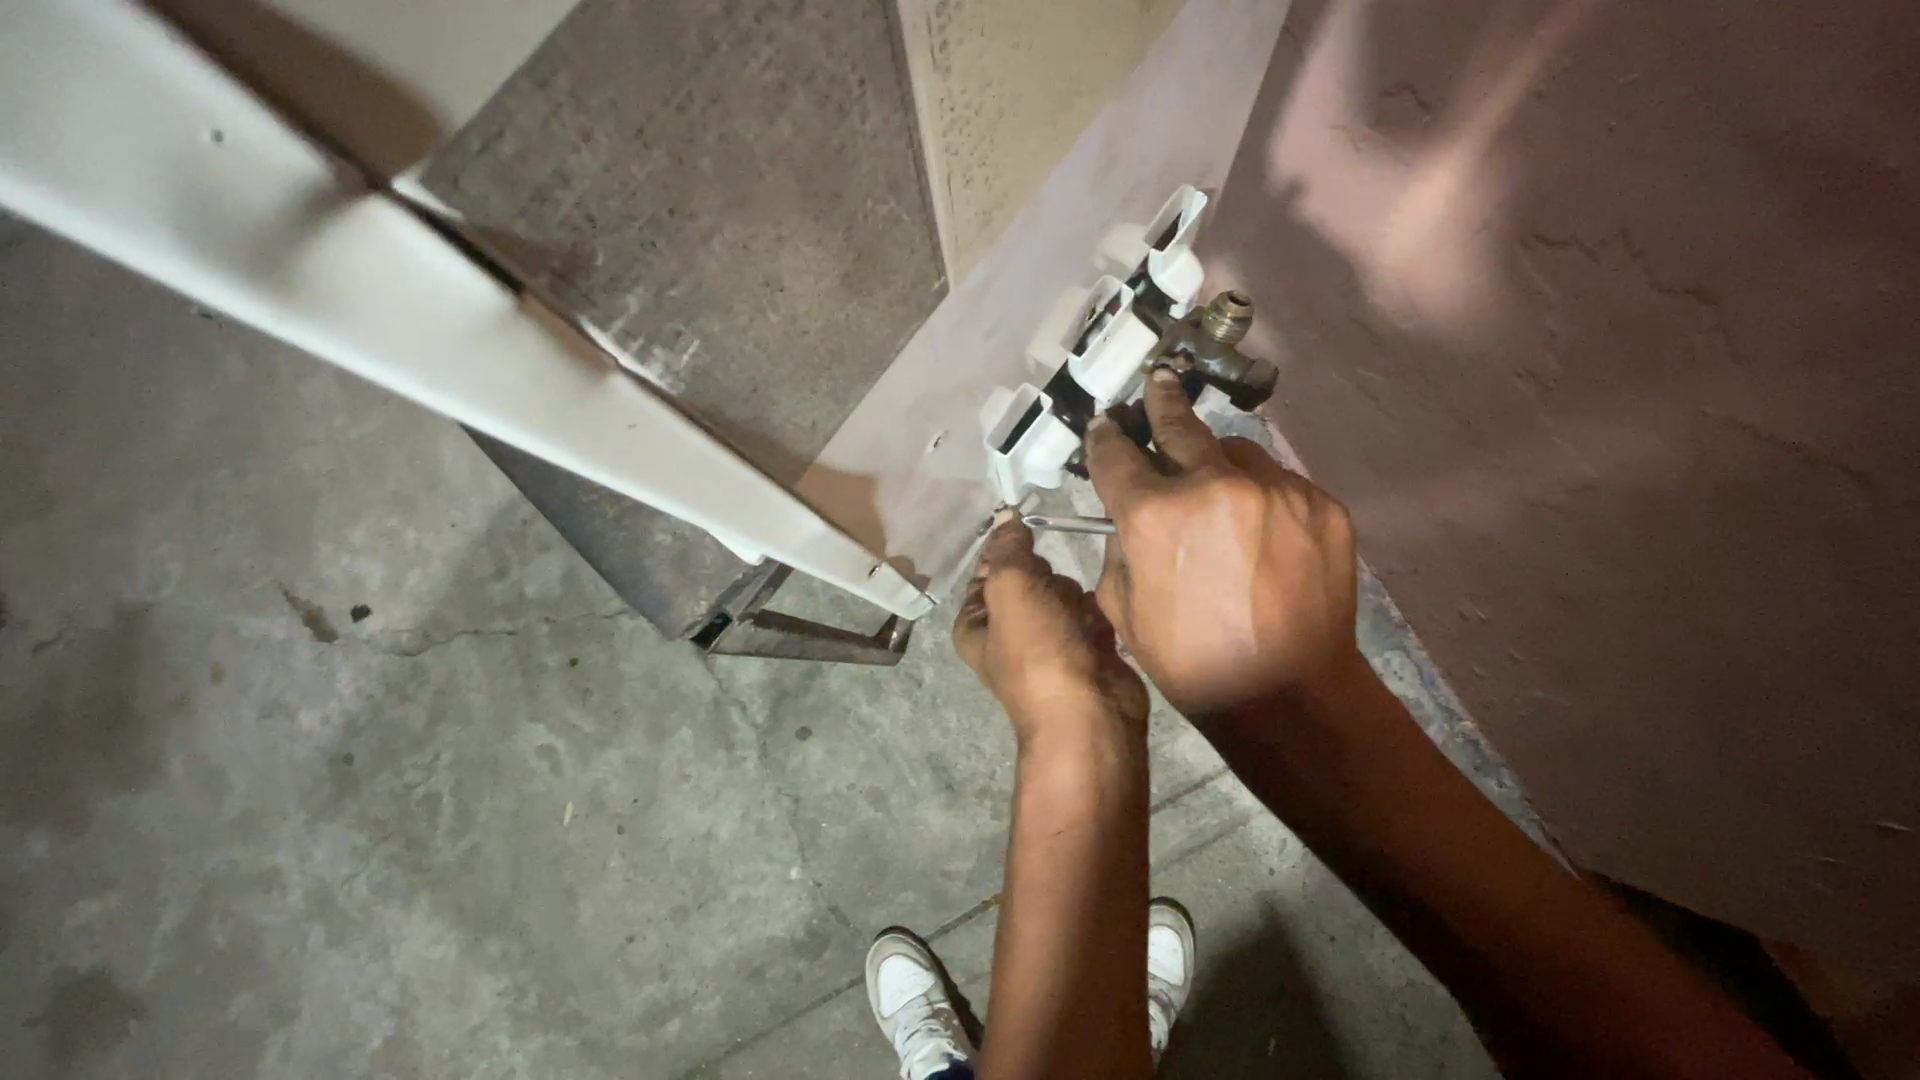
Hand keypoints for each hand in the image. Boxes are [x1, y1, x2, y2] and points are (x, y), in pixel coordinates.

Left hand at [952, 516, 1149, 740]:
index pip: (989, 567)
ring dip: (1075, 598)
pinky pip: (1091, 611)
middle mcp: (1007, 632)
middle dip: (1048, 580)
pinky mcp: (1084, 649)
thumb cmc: (1039, 652)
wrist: (1090, 715)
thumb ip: (1008, 548)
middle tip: (1054, 601)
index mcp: (975, 623)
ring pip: (1064, 591)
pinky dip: (1098, 615)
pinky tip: (1101, 625)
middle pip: (1031, 575)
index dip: (1010, 552)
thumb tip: (1005, 516)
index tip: (1029, 547)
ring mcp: (1047, 642)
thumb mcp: (1011, 588)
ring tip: (1081, 620)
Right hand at [1085, 369, 1360, 714]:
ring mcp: (1275, 490)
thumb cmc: (1189, 659)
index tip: (1106, 426)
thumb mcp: (1123, 607)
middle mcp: (1213, 486)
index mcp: (1153, 516)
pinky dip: (1260, 495)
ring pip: (1235, 451)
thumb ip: (1120, 548)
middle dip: (1161, 401)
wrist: (1286, 692)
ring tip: (1215, 486)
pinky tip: (1258, 529)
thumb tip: (1132, 520)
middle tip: (1159, 384)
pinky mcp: (1320, 504)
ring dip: (1216, 460)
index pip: (1116, 455)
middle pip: (1179, 423)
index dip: (1105, 438)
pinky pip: (1279, 483)